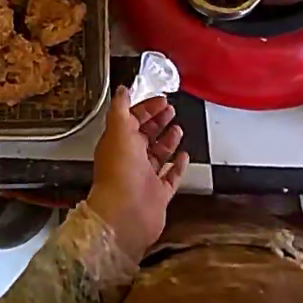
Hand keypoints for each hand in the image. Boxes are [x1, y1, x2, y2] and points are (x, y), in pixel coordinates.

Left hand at [86, 87, 188, 259]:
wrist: (125, 214)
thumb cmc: (119, 172)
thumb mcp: (118, 130)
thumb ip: (121, 108)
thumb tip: (122, 89)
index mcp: (118, 142)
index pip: (132, 119)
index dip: (146, 108)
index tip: (161, 100)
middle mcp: (130, 159)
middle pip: (145, 135)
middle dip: (157, 121)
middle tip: (171, 110)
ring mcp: (144, 177)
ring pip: (157, 154)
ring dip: (167, 140)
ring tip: (178, 129)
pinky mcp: (158, 194)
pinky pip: (170, 177)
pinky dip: (177, 166)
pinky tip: (184, 157)